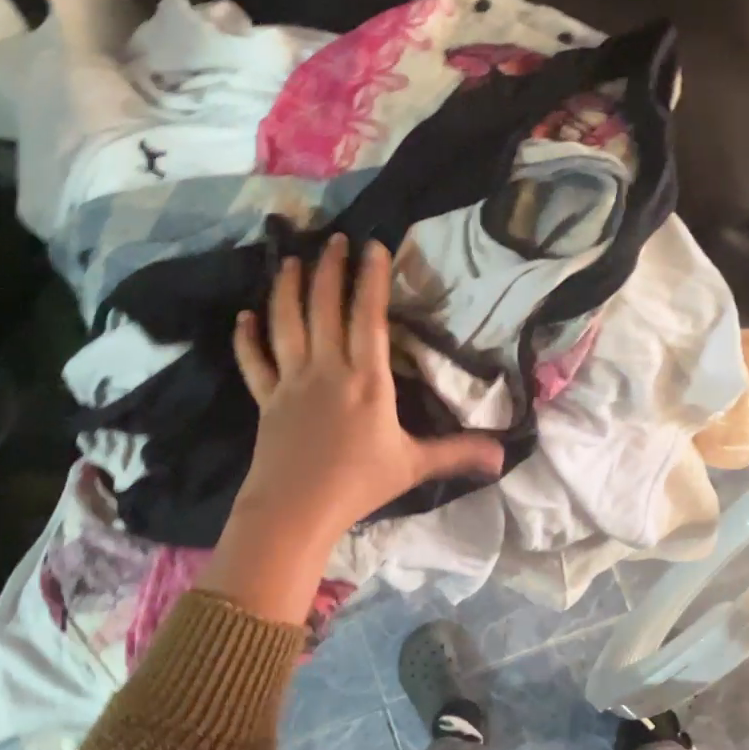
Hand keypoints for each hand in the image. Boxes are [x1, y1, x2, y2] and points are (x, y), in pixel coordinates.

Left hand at [197, 234, 502, 624]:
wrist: (295, 509)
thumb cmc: (357, 485)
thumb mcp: (413, 466)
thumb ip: (456, 453)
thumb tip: (503, 457)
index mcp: (367, 380)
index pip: (370, 317)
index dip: (372, 279)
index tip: (373, 246)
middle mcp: (327, 369)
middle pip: (325, 307)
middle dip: (329, 268)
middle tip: (333, 239)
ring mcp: (292, 381)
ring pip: (286, 322)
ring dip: (288, 289)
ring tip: (291, 261)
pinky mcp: (266, 399)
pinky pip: (254, 361)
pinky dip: (247, 338)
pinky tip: (244, 317)